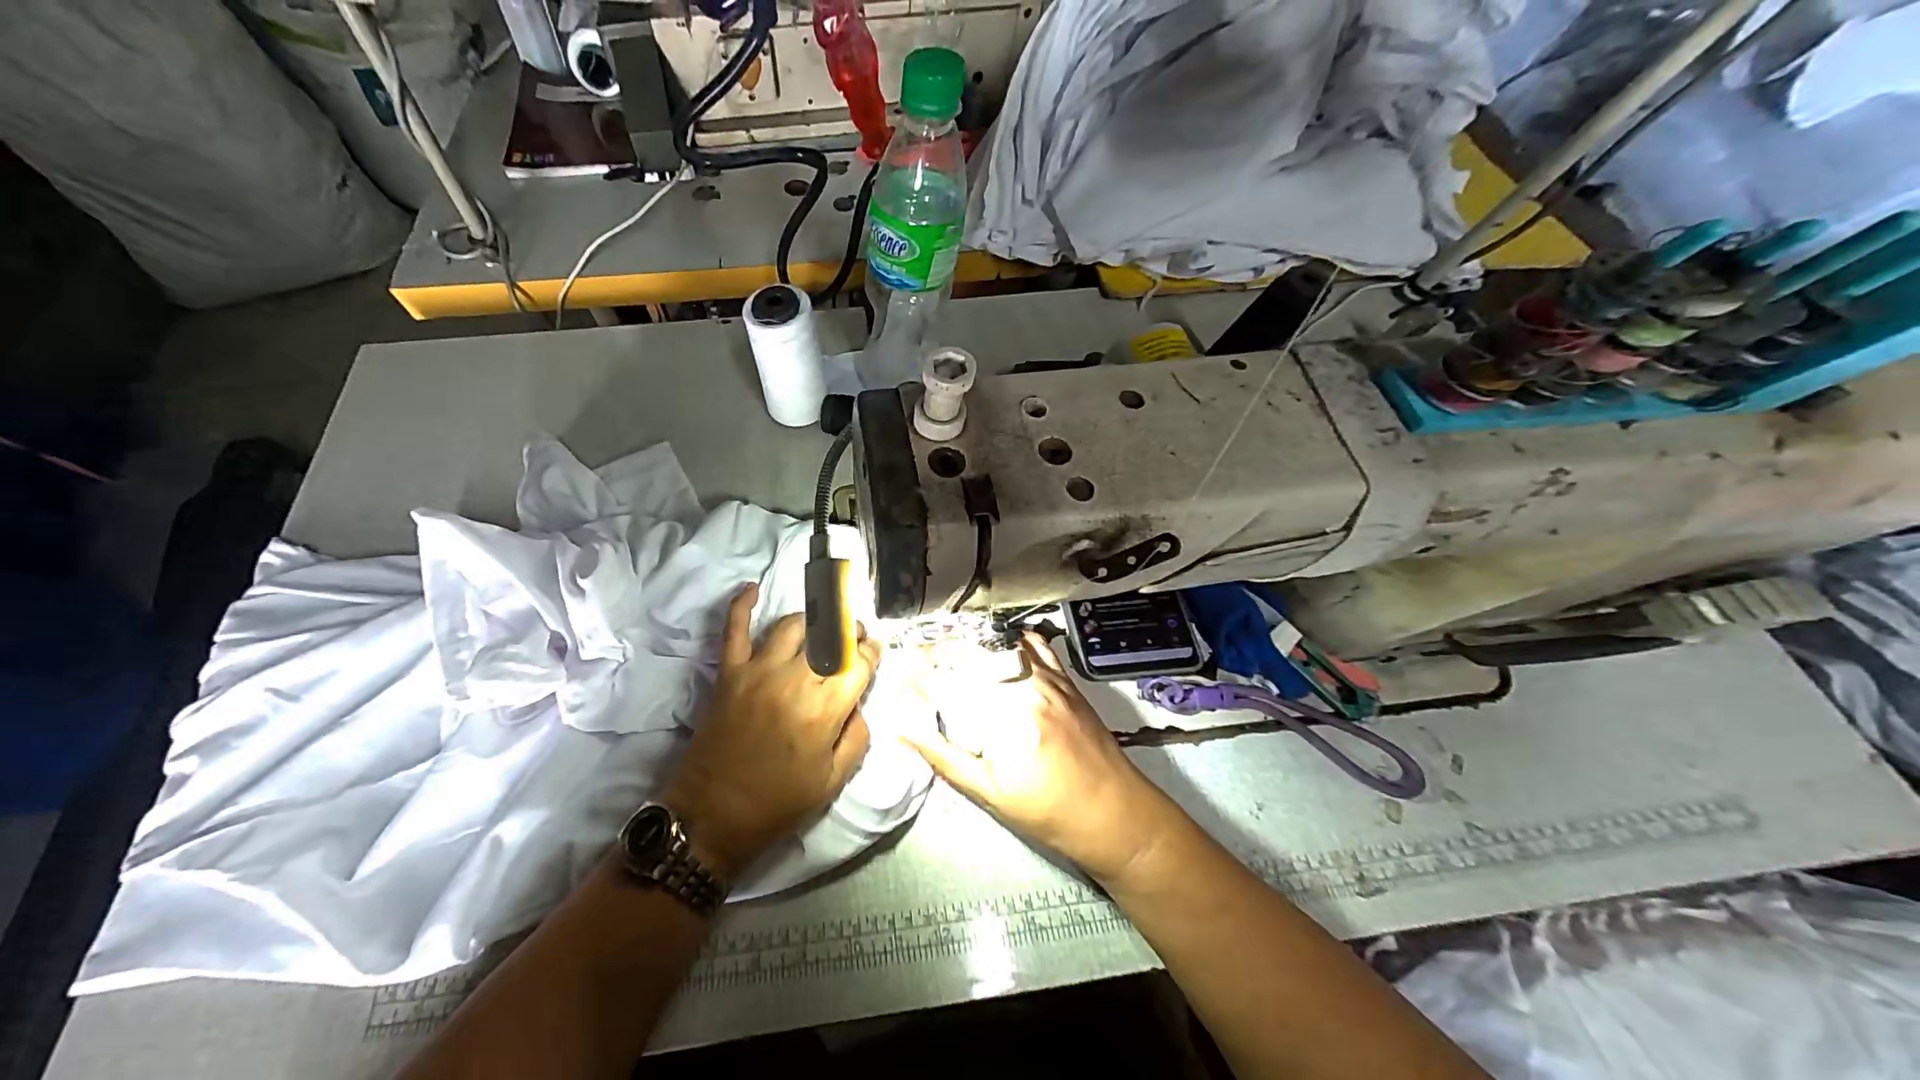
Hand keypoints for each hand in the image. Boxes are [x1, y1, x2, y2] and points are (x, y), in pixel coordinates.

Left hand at [664, 583, 880, 881]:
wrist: (711, 819)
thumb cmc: (778, 805)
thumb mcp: (834, 781)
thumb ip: (857, 736)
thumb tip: (857, 703)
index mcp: (826, 709)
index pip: (860, 661)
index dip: (872, 651)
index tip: (874, 649)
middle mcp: (796, 680)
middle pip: (832, 636)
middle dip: (849, 632)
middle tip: (852, 639)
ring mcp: (758, 671)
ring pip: (793, 625)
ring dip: (813, 622)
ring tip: (819, 631)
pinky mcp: (728, 673)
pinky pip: (734, 628)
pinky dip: (742, 604)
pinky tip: (753, 587)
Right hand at [902, 633, 1183, 884]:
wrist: (1116, 815)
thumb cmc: (1051, 813)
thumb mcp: (991, 793)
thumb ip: (946, 757)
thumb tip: (906, 733)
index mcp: (1007, 716)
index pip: (952, 680)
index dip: (921, 674)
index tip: (903, 676)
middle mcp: (1029, 687)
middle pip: (976, 652)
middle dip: (943, 651)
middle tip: (921, 659)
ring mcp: (1052, 680)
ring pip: (1004, 643)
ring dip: (973, 642)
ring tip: (950, 650)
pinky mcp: (1068, 682)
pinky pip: (1038, 647)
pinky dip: (1013, 640)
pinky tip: (997, 646)